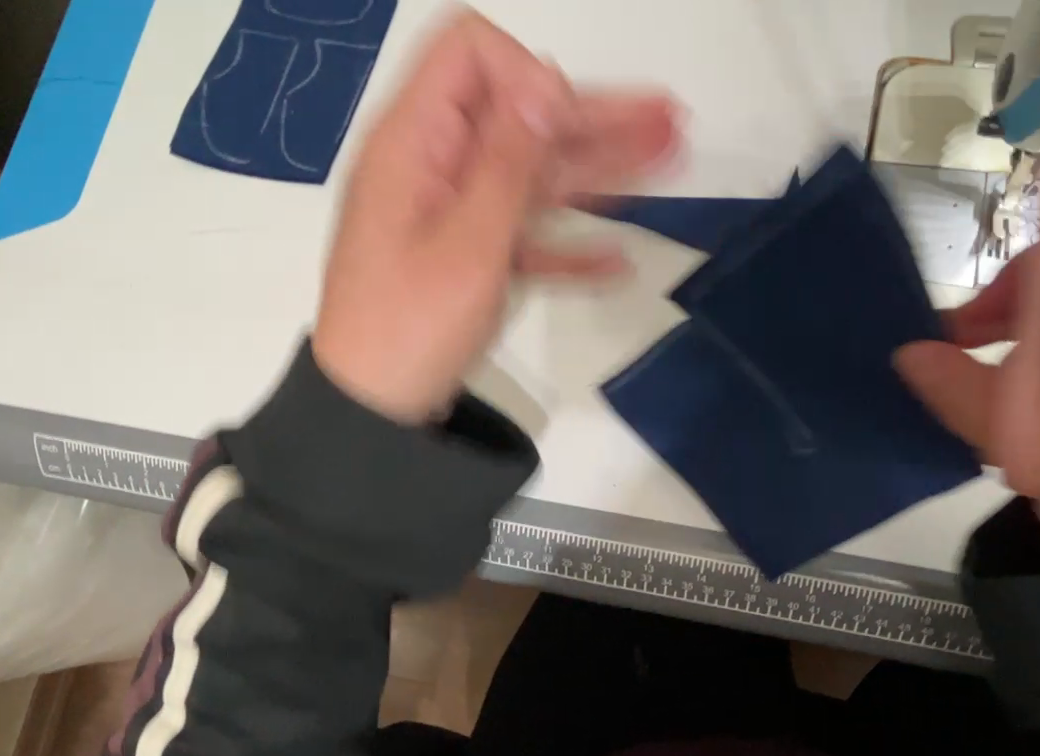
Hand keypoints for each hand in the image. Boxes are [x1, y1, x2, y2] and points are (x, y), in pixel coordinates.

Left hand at [314, 11, 677, 423]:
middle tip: (666, 121)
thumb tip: (544, 85)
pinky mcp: (467, 262)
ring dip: (598, 172)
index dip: (529, 77)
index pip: (473, 58)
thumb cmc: (408, 332)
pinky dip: (568, 245)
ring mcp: (452, 216)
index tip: (568, 127)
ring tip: (666, 161)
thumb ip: (507, 165)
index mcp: (416, 144)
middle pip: (521, 120)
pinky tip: (618, 258)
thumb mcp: (466, 246)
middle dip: (593, 118)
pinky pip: (523, 237)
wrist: (372, 414)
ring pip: (531, 178)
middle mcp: (435, 168)